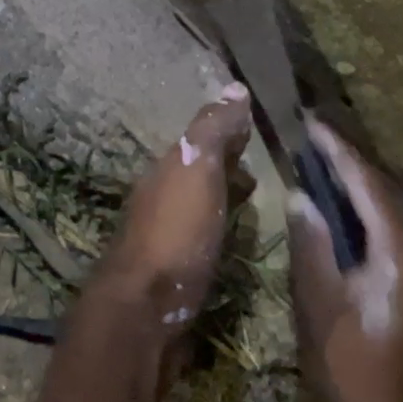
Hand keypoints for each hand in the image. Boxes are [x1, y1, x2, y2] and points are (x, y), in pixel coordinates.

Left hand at [36, 84, 256, 401]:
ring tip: (254, 207)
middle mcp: (159, 201)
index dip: (226, 133)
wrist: (142, 315)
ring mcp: (163, 242)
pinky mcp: (172, 280)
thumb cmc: (174, 233)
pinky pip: (200, 245)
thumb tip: (235, 86)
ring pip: (197, 210)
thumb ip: (213, 130)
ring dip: (221, 203)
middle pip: (196, 175)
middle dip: (224, 168)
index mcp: (165, 172)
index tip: (255, 129)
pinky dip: (218, 236)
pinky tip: (232, 248)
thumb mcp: (196, 169)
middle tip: (260, 171)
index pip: (199, 141)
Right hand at [288, 123, 402, 401]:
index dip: (338, 151)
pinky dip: (356, 218)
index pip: (369, 186)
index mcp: (401, 254)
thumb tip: (300, 194)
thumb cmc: (352, 364)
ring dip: (350, 190)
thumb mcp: (321, 304)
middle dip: (346, 165)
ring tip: (316, 162)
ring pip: (382, 217)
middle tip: (311, 136)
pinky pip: (381, 238)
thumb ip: (311, 244)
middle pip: (380, 197)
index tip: (311, 122)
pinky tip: (333, 213)